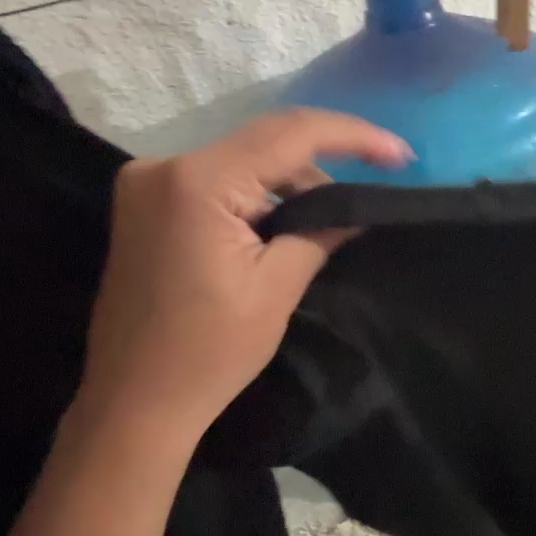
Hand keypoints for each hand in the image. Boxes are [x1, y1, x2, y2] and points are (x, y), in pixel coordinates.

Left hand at [79, 108, 409, 438]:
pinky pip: (215, 183)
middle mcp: (163, 166)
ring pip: (239, 163)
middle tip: (368, 194)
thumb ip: (318, 232)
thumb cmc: (209, 353)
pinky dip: (254, 198)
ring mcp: (146, 185)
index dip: (351, 136)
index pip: (288, 135)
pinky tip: (282, 226)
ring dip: (286, 185)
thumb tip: (356, 207)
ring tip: (327, 222)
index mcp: (197, 182)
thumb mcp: (276, 290)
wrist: (135, 400)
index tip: (400, 153)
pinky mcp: (144, 206)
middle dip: (319, 165)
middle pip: (261, 145)